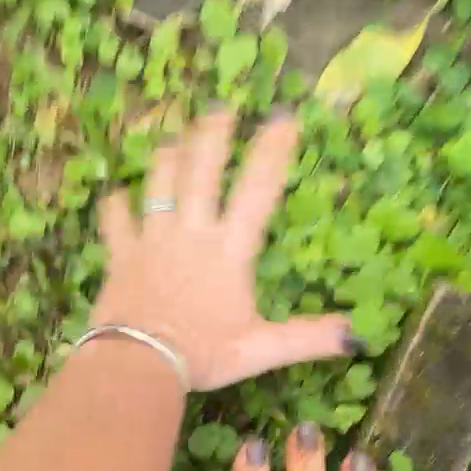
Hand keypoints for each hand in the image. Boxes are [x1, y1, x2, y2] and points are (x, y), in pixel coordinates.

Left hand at [93, 110, 357, 391]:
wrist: (140, 363)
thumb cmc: (202, 355)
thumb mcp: (260, 349)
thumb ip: (306, 338)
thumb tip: (355, 335)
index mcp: (229, 251)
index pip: (257, 190)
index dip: (272, 151)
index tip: (283, 118)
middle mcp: (191, 233)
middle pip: (202, 171)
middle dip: (212, 135)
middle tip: (219, 108)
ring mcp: (153, 240)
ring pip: (159, 183)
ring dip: (168, 157)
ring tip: (174, 137)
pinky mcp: (121, 255)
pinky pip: (115, 220)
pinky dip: (116, 206)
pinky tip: (116, 195)